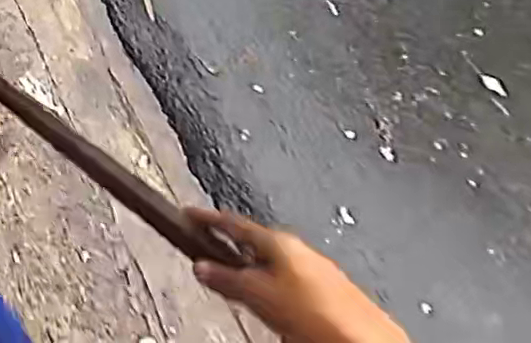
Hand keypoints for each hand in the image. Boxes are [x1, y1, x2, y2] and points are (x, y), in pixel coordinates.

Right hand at [187, 208, 409, 342]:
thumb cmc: (318, 317)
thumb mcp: (254, 294)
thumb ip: (222, 277)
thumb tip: (201, 267)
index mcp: (280, 241)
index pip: (230, 221)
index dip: (204, 217)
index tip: (186, 214)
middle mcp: (304, 252)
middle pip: (257, 246)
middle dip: (235, 255)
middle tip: (215, 263)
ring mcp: (328, 276)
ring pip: (280, 269)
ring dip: (261, 278)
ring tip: (252, 297)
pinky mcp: (345, 300)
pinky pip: (301, 288)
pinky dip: (285, 295)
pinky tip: (285, 314)